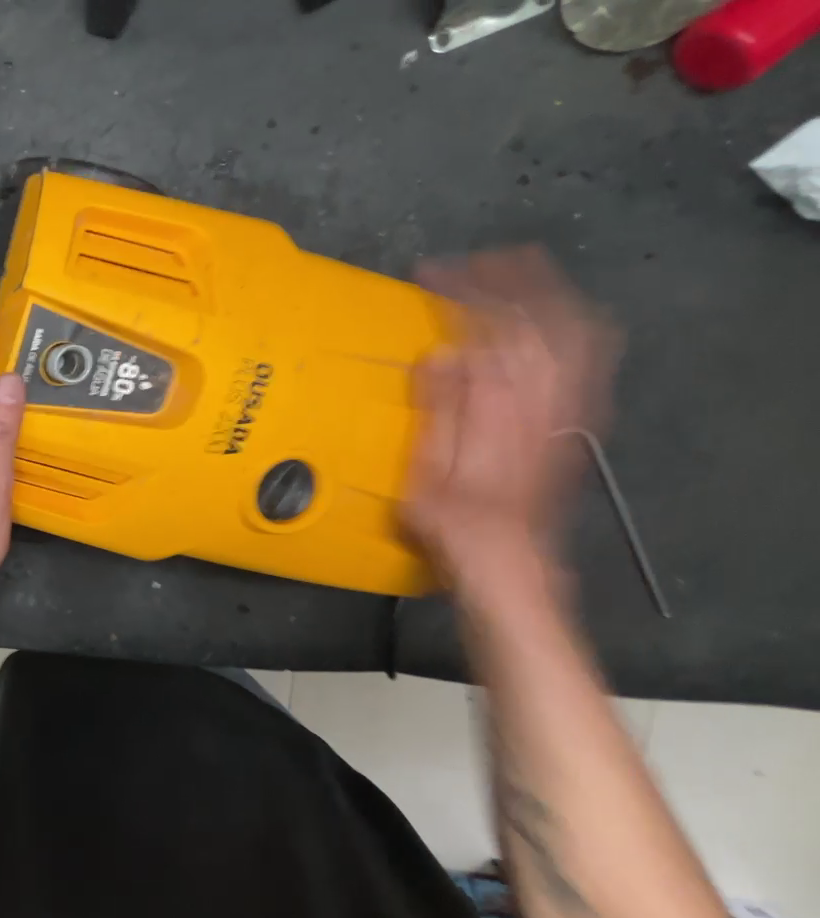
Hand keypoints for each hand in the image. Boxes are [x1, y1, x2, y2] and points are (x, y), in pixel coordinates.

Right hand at [404, 248, 620, 600]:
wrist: (510, 559)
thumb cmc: (454, 522)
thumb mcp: (427, 473)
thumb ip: (438, 411)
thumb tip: (439, 355)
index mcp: (501, 407)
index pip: (488, 329)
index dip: (461, 293)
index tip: (432, 274)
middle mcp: (546, 398)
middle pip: (541, 319)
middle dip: (509, 281)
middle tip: (474, 260)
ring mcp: (568, 405)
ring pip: (572, 330)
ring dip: (546, 294)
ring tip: (515, 271)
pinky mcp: (575, 417)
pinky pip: (590, 354)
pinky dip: (574, 323)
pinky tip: (559, 316)